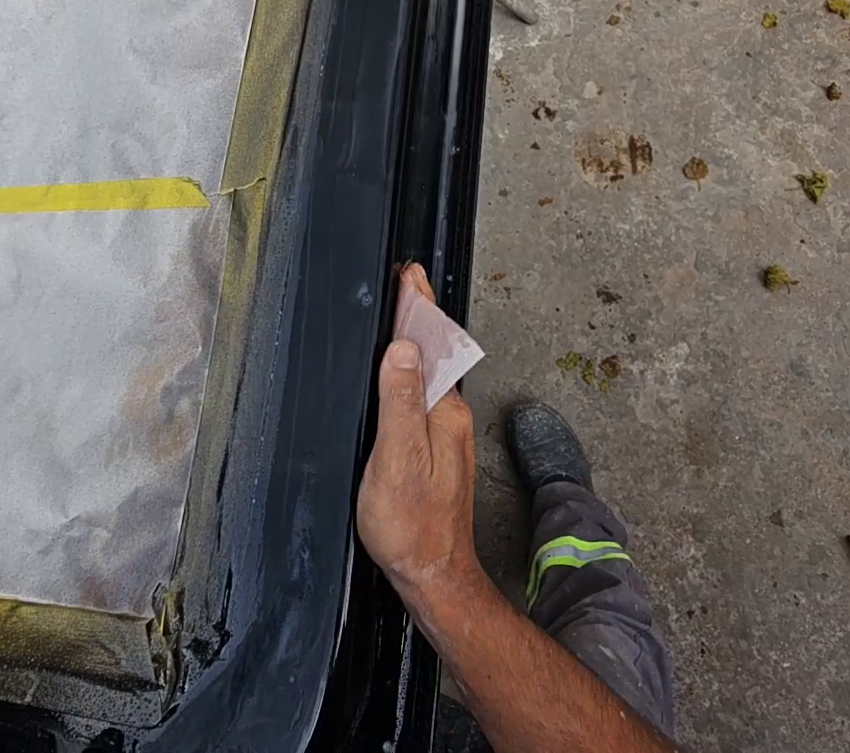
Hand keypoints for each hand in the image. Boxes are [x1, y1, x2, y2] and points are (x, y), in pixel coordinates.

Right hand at [356, 264, 483, 611]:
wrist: (433, 574)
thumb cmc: (411, 525)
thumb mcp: (398, 460)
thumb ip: (401, 402)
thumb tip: (404, 349)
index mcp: (443, 412)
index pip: (432, 345)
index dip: (418, 308)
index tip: (410, 275)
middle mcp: (451, 416)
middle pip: (435, 352)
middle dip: (420, 314)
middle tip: (406, 282)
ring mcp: (446, 432)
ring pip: (432, 371)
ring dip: (419, 338)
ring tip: (404, 312)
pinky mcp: (437, 447)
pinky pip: (427, 392)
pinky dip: (415, 367)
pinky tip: (405, 367)